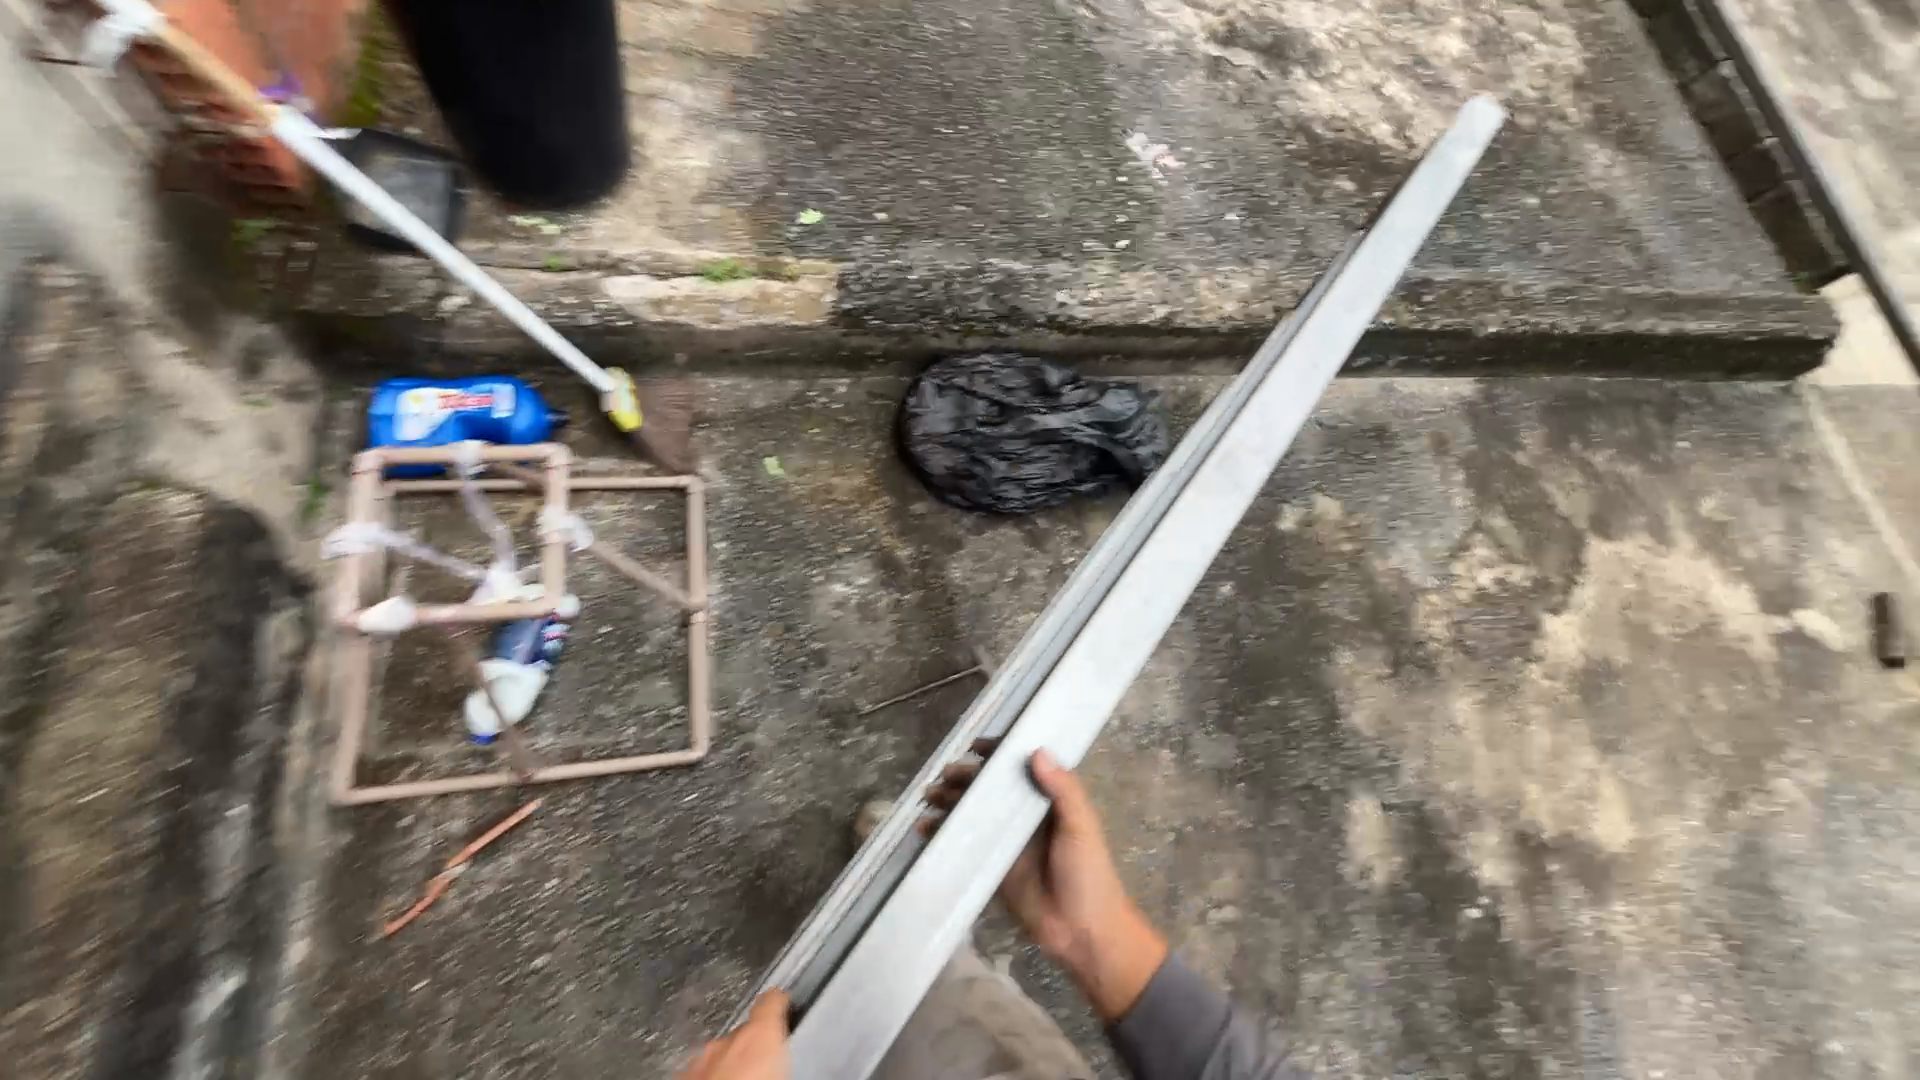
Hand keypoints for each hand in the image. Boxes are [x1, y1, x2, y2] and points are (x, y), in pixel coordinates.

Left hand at [678, 990, 789, 1079]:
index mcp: (760, 1035)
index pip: (772, 1000)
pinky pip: (701, 1074)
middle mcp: (728, 1040)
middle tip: (765, 1073)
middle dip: (753, 1050)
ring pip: (721, 1056)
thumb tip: (792, 1067)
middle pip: (745, 1033)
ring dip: (729, 1068)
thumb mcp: (786, 1075)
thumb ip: (788, 1065)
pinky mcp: (681, 1078)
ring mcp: (700, 1060)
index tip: (786, 1007)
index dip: (780, 1004)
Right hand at [927, 747, 1167, 1021]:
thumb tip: (1037, 751)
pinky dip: (944, 834)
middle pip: (990, 787)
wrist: (1082, 933)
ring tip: (928, 798)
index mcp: (1048, 799)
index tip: (975, 747)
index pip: (1019, 765)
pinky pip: (965, 844)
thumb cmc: (1088, 874)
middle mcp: (1024, 814)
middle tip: (943, 777)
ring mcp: (1006, 840)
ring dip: (950, 801)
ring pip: (973, 811)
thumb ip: (1064, 789)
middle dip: (965, 778)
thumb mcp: (1082, 827)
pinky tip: (925, 829)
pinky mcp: (992, 866)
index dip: (997, 753)